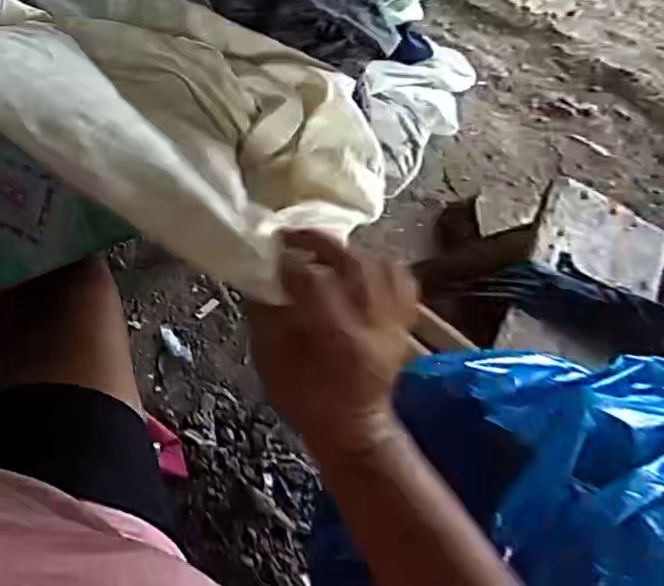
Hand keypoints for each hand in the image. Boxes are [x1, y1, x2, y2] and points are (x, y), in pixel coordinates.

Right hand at [249, 230, 419, 456]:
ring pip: (384, 267)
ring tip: (322, 250)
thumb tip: (260, 273)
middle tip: (289, 237)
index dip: (286, 260)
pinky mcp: (403, 325)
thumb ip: (266, 308)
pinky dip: (378, 266)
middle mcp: (375, 327)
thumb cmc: (300, 394)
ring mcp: (395, 326)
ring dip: (350, 251)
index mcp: (338, 337)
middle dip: (318, 242)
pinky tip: (352, 266)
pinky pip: (401, 283)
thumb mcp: (268, 351)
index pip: (314, 278)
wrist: (350, 427)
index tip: (266, 252)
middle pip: (355, 263)